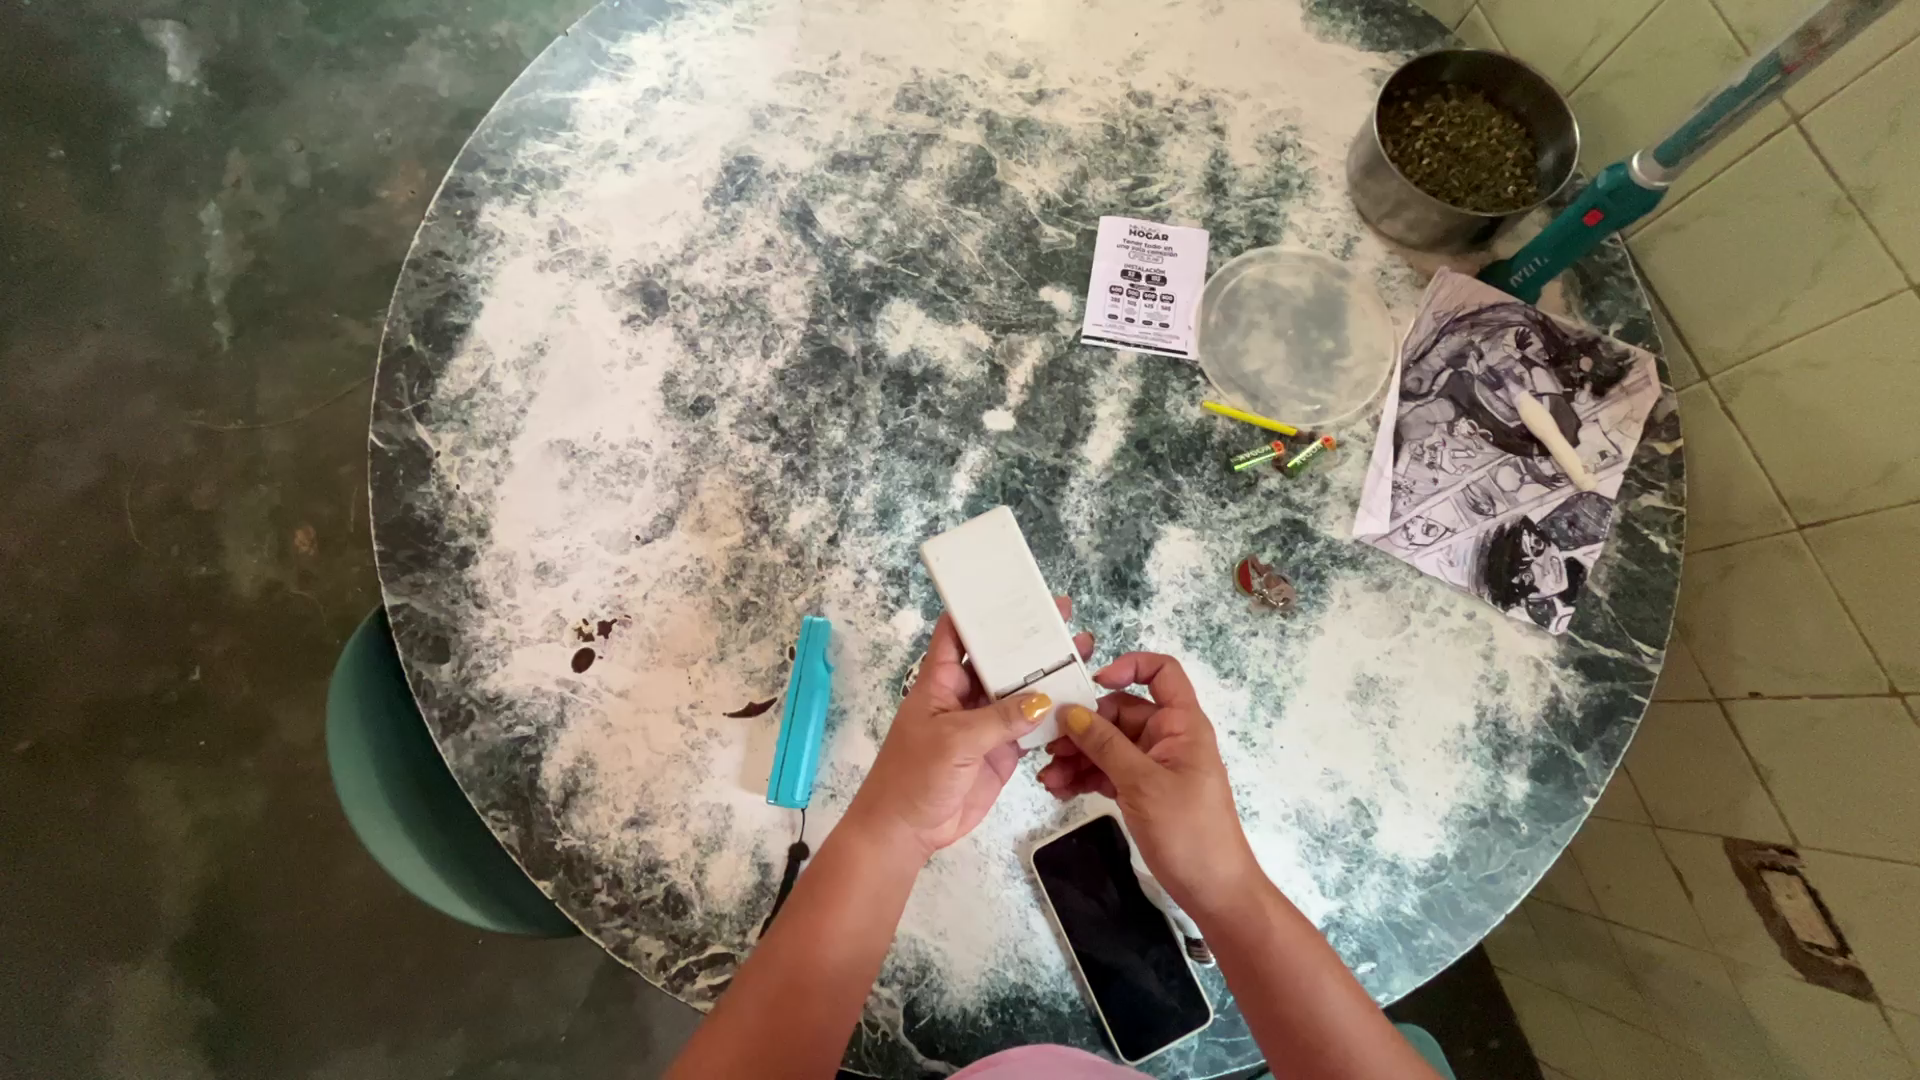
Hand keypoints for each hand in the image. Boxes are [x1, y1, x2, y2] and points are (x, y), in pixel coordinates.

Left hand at [844, 598, 1094, 862]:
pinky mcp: (1001, 750)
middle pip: (999, 657)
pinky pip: (1030, 725)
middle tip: (1063, 615)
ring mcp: (985, 721)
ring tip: (1081, 649)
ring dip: (1047, 672)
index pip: (957, 632)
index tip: (1012, 590)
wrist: (907, 830)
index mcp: (940, 679)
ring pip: (1020, 689)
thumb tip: (1043, 700)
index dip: (980, 610)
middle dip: (1028, 638)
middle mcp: (965, 693)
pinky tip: (1078, 696)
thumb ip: (1000, 718)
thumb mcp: (954, 740)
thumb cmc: (914, 775)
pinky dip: (1052, 713)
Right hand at [1036, 652, 1263, 919]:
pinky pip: (1106, 771)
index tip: (1093, 683)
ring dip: (1077, 757)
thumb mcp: (1142, 783)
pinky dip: (1085, 777)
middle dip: (1083, 727)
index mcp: (1181, 724)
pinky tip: (1060, 790)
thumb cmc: (1189, 831)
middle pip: (1119, 712)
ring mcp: (1152, 764)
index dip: (1129, 666)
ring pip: (1107, 744)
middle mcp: (1166, 737)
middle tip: (1049, 746)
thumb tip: (1070, 712)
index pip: (1161, 672)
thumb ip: (1104, 744)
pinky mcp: (1140, 789)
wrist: (1214, 892)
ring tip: (1048, 777)